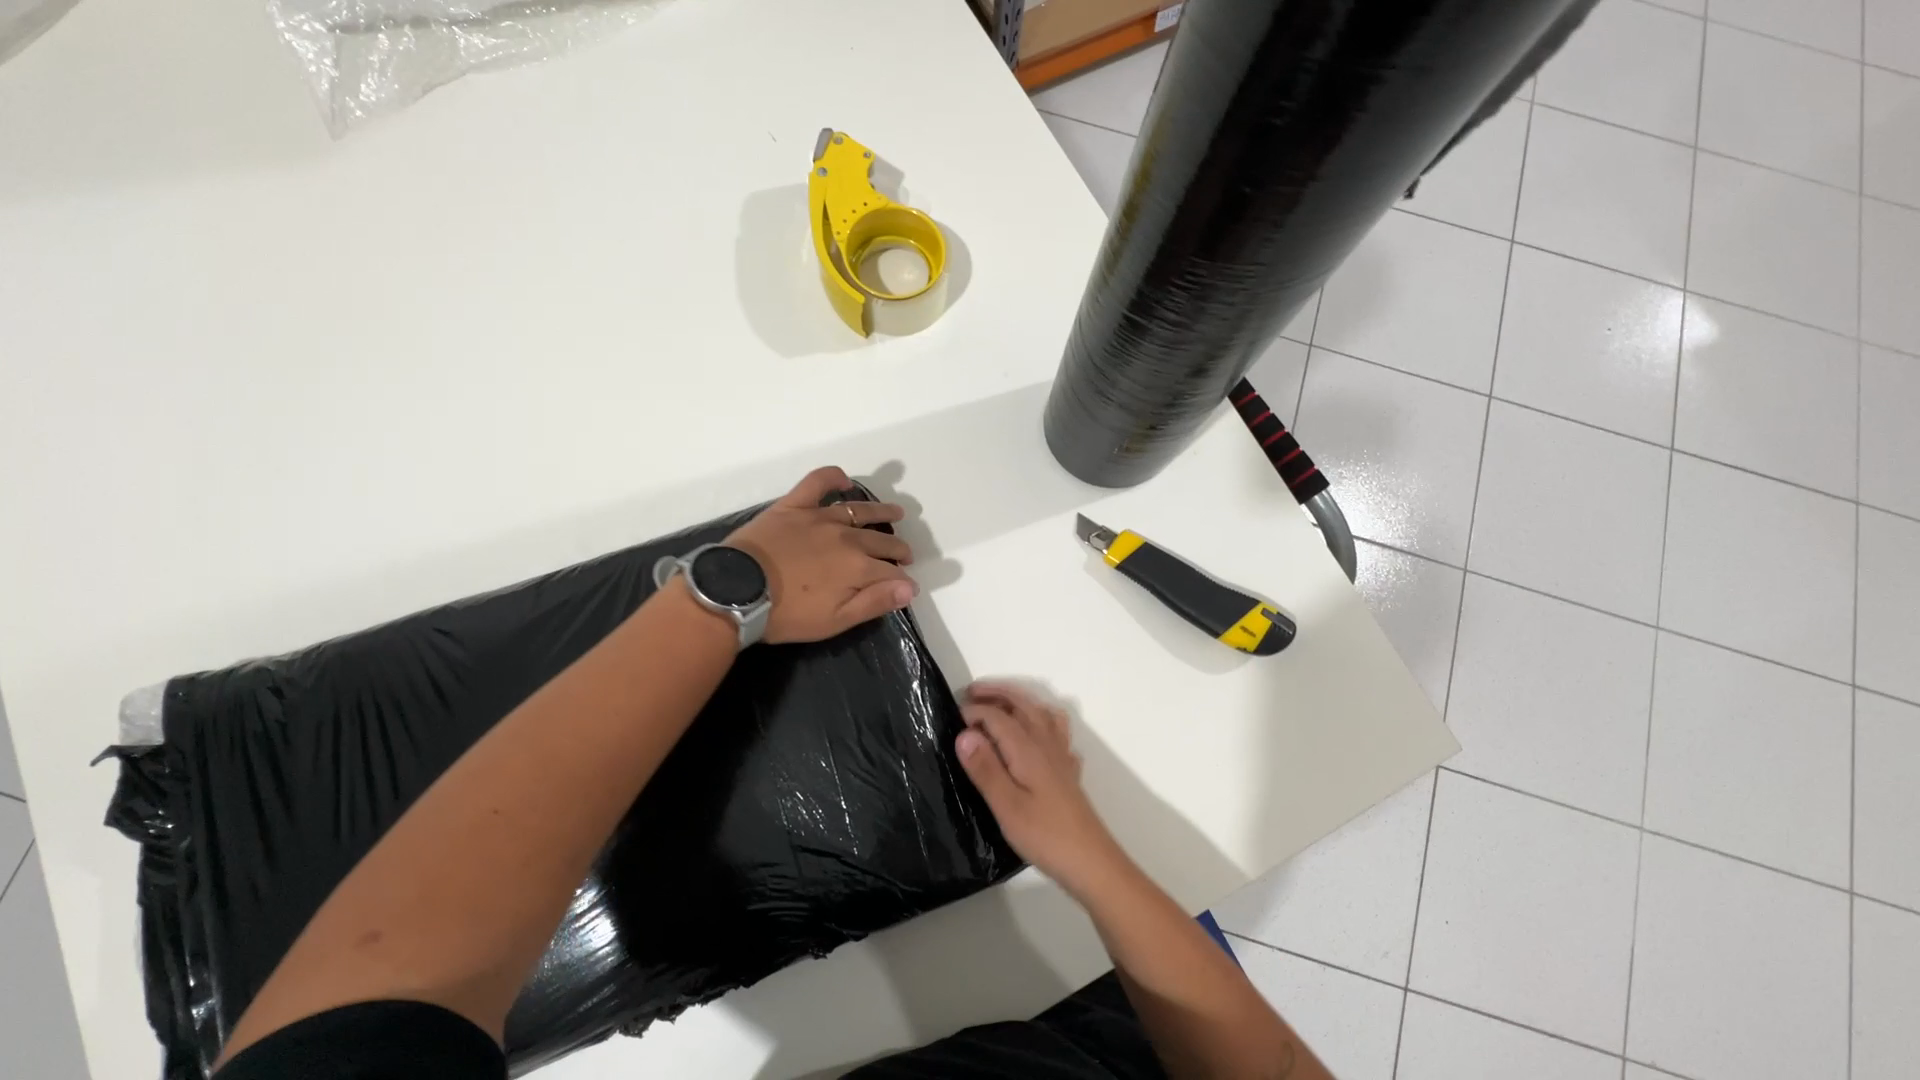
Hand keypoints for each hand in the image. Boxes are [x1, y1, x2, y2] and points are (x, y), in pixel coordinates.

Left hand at [724, 466, 916, 643]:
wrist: (737, 591)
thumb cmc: (786, 614)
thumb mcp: (834, 620)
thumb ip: (874, 602)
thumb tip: (910, 588)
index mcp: (858, 568)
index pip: (892, 572)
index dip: (902, 580)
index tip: (907, 586)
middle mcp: (847, 537)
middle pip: (881, 541)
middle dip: (898, 549)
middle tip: (905, 555)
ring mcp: (820, 518)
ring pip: (859, 510)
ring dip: (881, 511)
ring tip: (896, 512)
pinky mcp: (794, 506)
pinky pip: (818, 483)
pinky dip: (833, 478)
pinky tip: (844, 480)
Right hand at [954, 682, 1124, 897]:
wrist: (1091, 862)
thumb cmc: (1045, 835)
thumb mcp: (1006, 806)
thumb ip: (985, 768)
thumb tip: (964, 733)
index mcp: (1028, 749)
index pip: (998, 717)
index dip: (975, 712)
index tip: (953, 717)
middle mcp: (1047, 745)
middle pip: (1024, 705)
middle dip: (998, 694)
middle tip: (972, 692)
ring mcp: (1061, 757)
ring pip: (1043, 714)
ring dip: (1021, 702)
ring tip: (1002, 705)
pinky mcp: (1069, 772)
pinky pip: (1057, 733)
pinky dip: (1043, 723)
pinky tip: (1037, 737)